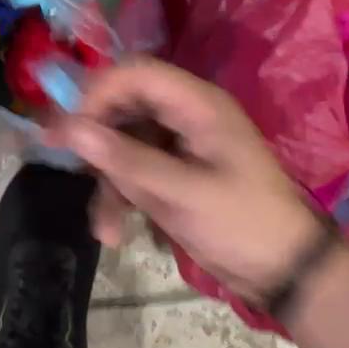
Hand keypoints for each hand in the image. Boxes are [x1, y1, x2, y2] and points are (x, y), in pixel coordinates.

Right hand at [48, 58, 330, 305]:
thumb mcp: (182, 193)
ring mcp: (177, 146)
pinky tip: (114, 233)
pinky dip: (120, 199)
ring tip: (104, 227)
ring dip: (106, 183)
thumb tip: (68, 128)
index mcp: (197, 105)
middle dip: (93, 141)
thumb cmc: (243, 223)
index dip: (97, 93)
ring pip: (121, 145)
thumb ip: (124, 159)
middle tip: (62, 163)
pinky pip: (131, 172)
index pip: (135, 74)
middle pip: (122, 108)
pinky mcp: (172, 174)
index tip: (70, 128)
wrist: (286, 273)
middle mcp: (184, 116)